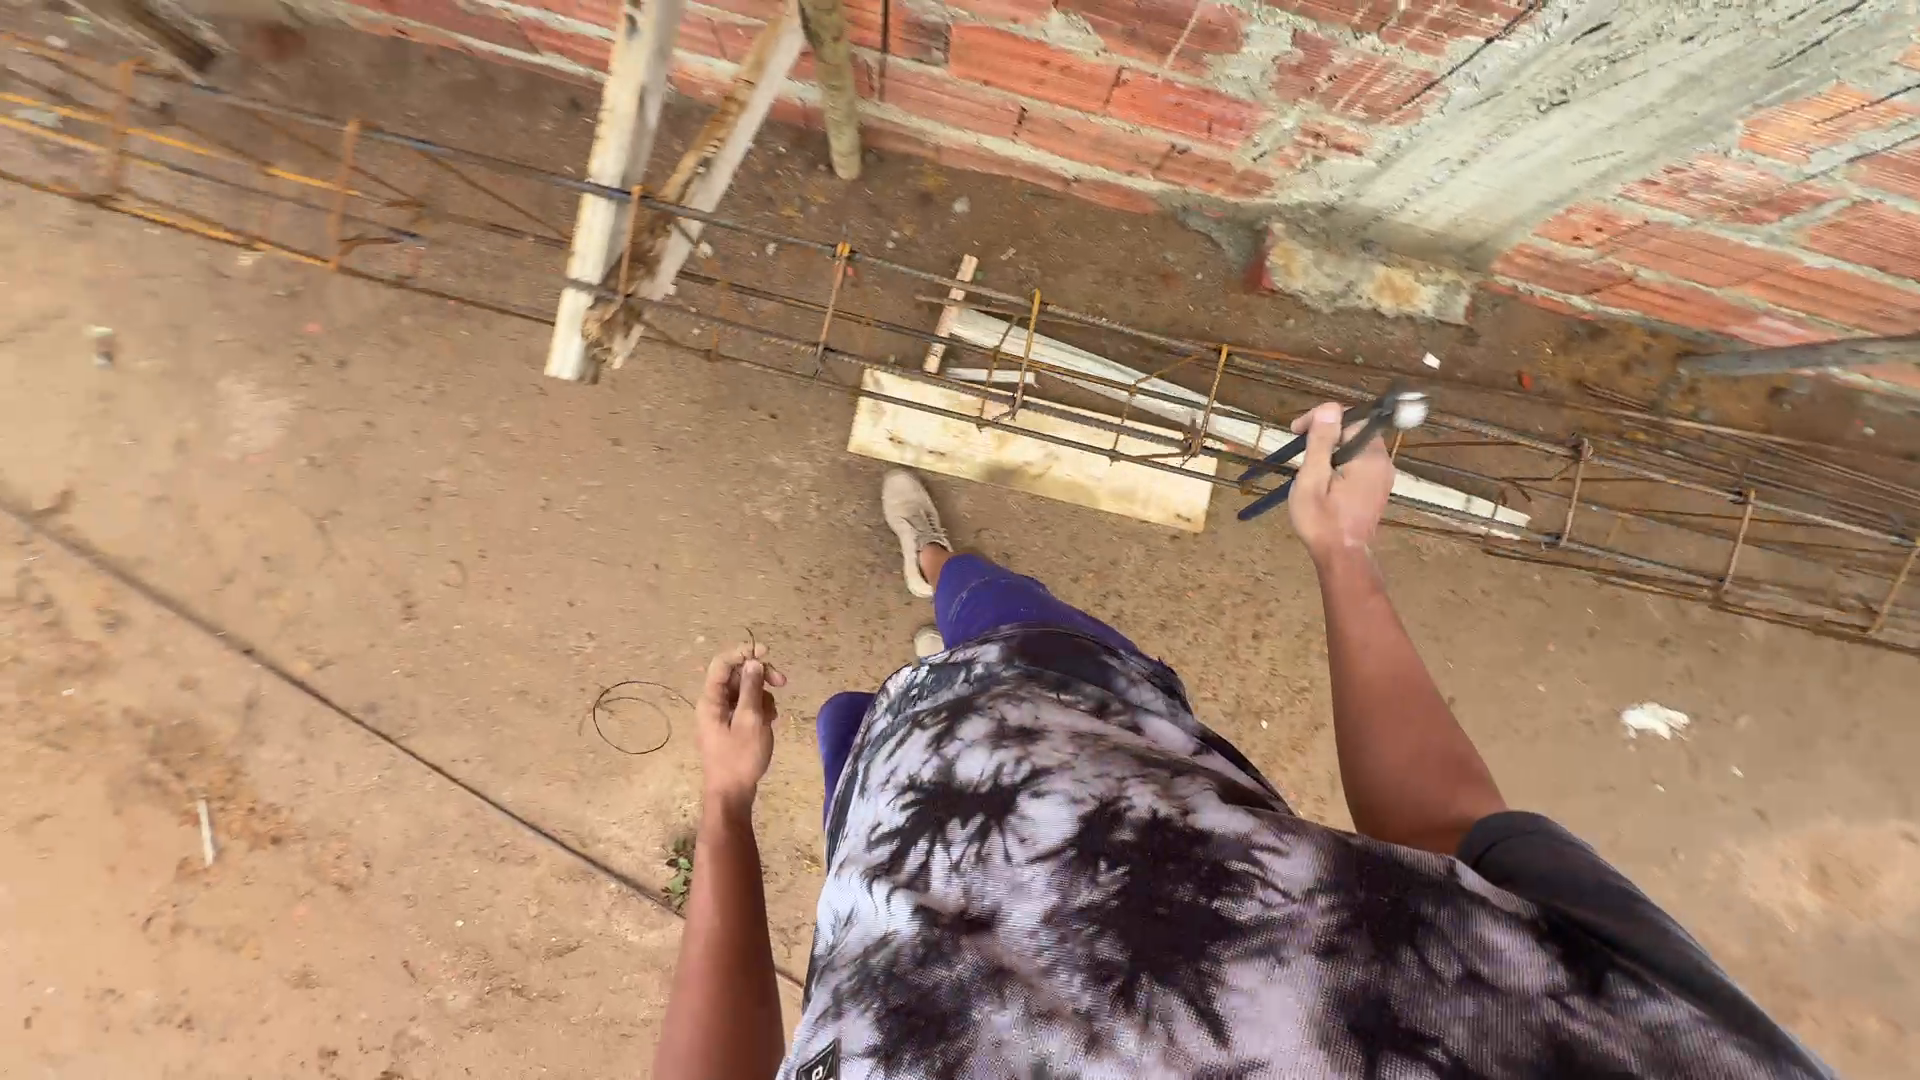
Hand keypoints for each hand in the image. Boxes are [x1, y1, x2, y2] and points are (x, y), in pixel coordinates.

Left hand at [695, 643, 786, 813]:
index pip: (722, 663)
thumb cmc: (740, 757)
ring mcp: (722, 715)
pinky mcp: (731, 726)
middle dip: (760, 675)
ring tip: (772, 714)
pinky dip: (760, 708)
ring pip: (745, 690)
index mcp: (711, 700)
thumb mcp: (751, 720)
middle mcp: (713, 703)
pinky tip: (769, 721)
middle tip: (782, 682)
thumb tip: (753, 662)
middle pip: (737, 675)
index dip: (744, 652)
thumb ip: (752, 689)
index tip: (767, 653)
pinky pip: (747, 706)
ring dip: (763, 695)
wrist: (731, 793)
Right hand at [1286, 401, 1394, 568]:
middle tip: (1298, 449)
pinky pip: (1359, 463)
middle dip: (1325, 434)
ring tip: (1307, 467)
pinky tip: (1322, 480)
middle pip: (1355, 431)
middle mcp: (1383, 462)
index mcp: (1369, 457)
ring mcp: (1382, 476)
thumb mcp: (1312, 479)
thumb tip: (1328, 408)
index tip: (1296, 431)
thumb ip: (1321, 442)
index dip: (1321, 419)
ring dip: (1330, 449)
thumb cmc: (1321, 520)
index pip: (1349, 418)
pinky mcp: (1377, 488)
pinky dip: (1339, 463)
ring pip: (1356, 447)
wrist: (1341, 556)